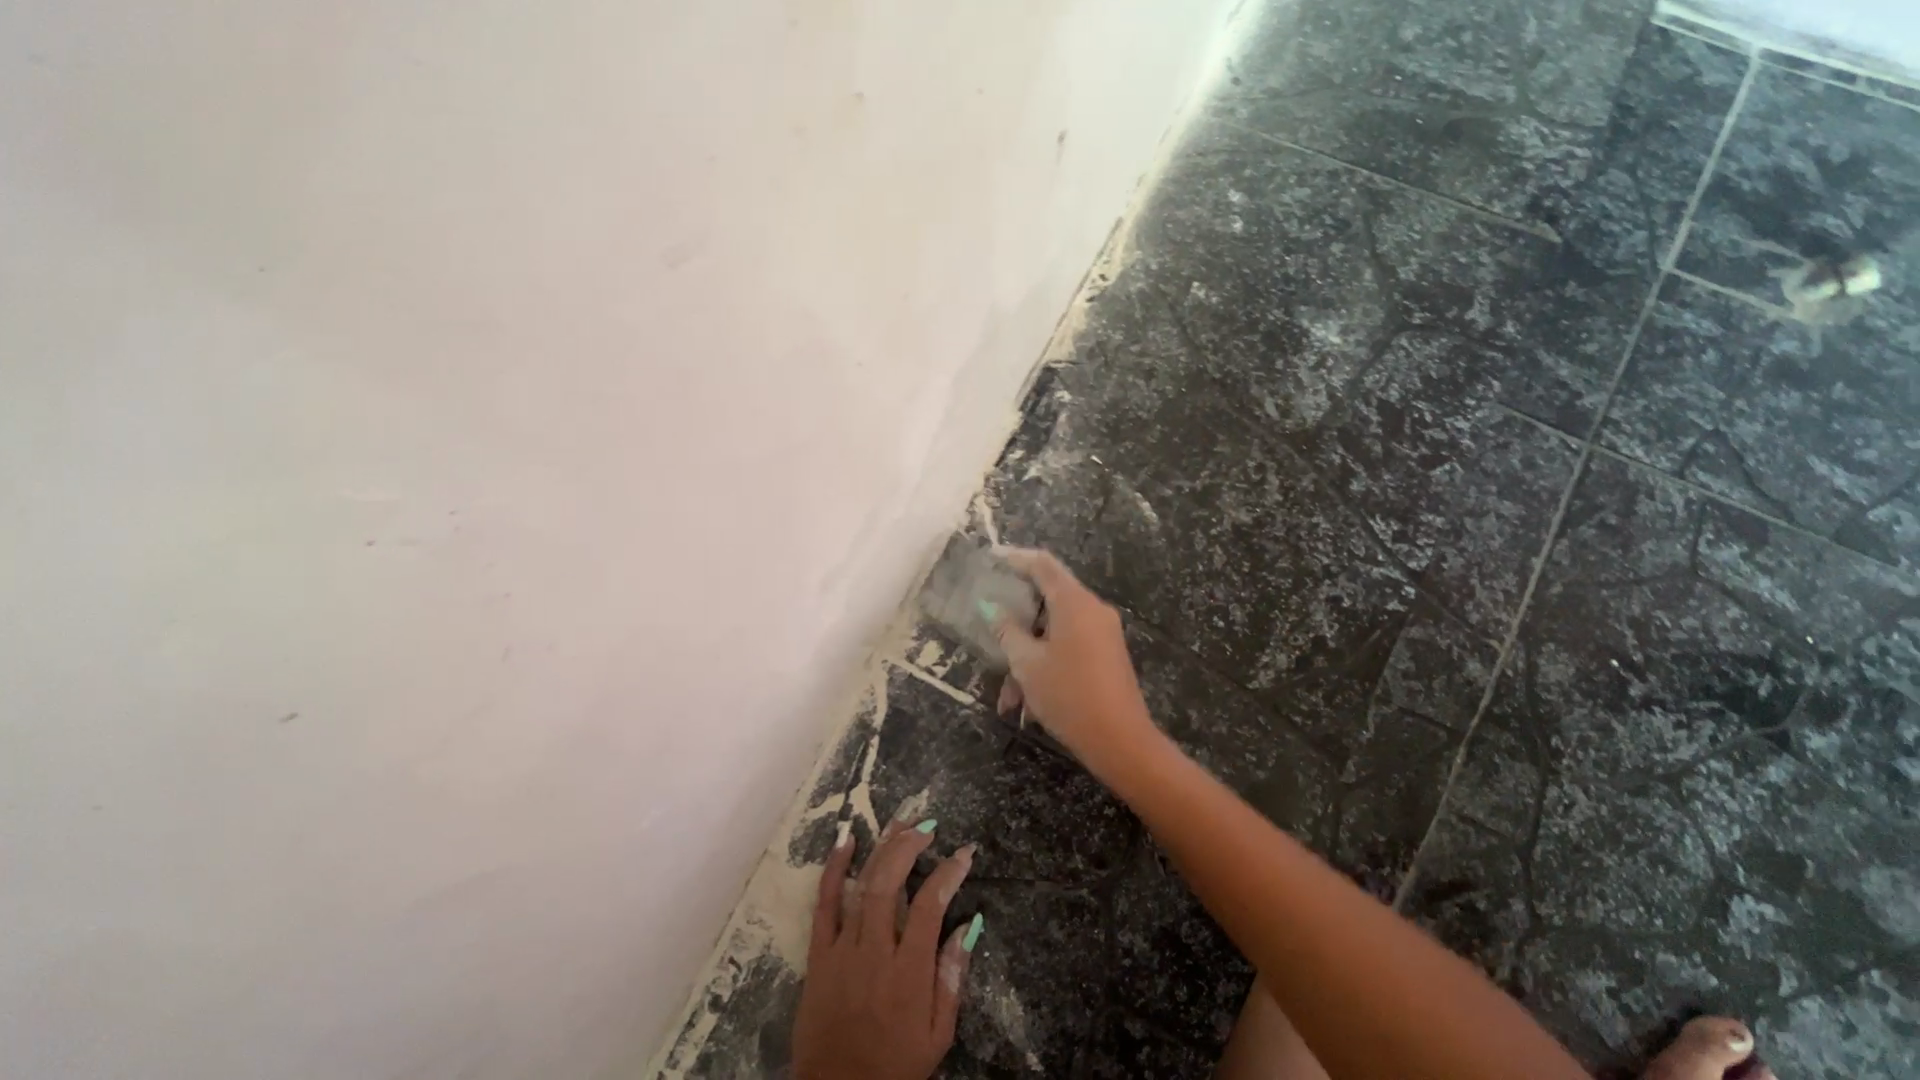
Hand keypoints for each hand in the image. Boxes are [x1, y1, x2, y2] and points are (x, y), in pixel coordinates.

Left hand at [791, 819, 979, 1079]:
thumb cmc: (895, 1064)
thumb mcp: (939, 1033)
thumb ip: (952, 977)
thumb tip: (967, 925)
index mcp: (909, 972)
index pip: (931, 905)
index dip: (949, 872)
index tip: (964, 852)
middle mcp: (876, 952)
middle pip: (891, 883)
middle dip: (909, 846)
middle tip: (926, 825)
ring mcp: (843, 949)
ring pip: (861, 886)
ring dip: (881, 848)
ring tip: (898, 821)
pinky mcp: (818, 954)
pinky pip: (824, 903)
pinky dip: (833, 869)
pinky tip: (846, 841)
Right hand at [993, 548, 1161, 776]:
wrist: (1119, 740)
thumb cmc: (1068, 694)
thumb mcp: (1027, 664)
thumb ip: (1008, 632)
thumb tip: (992, 608)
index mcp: (1074, 602)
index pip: (1043, 564)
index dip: (1015, 558)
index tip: (992, 558)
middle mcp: (1093, 610)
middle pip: (1048, 600)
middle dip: (1016, 625)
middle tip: (990, 632)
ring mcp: (1103, 634)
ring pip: (1054, 634)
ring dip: (1027, 659)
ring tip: (1007, 700)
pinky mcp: (1107, 656)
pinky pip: (1069, 649)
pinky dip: (1046, 667)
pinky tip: (1027, 706)